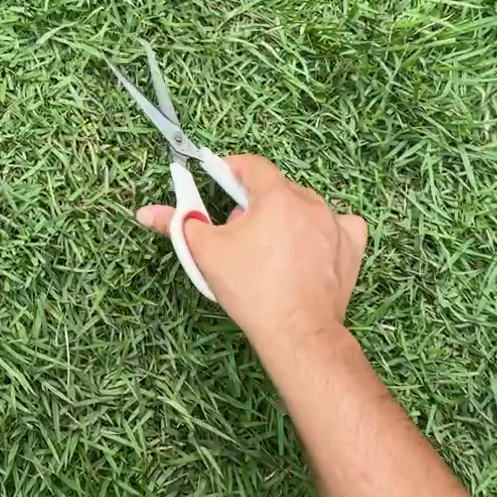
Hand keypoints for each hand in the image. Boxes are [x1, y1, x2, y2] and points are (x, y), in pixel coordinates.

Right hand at [137, 155, 368, 348]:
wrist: (297, 331)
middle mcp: (311, 204)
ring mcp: (336, 226)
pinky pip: (338, 224)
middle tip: (234, 228)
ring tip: (265, 244)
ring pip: (303, 205)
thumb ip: (177, 223)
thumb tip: (145, 212)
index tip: (216, 178)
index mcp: (276, 197)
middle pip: (276, 187)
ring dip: (282, 215)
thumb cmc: (250, 287)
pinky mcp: (351, 248)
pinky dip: (322, 229)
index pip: (252, 165)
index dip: (230, 168)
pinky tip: (309, 244)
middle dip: (252, 200)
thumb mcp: (204, 251)